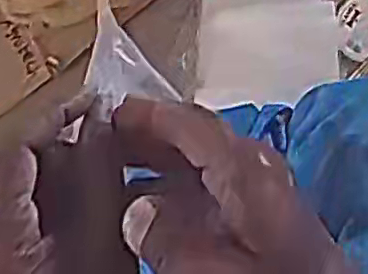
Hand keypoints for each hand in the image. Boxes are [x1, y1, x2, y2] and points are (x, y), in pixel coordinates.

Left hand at [0, 93, 126, 273]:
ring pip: (18, 198)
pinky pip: (13, 226)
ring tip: (105, 181)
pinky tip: (83, 220)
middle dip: (67, 148)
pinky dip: (50, 210)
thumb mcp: (97, 240)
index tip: (96, 99)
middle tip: (111, 142)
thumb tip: (101, 115)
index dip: (57, 113)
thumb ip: (97, 172)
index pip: (17, 145)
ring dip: (62, 180)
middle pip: (17, 169)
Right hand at [114, 98, 346, 273]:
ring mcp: (259, 182)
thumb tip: (136, 210)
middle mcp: (254, 163)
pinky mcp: (260, 205)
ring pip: (203, 157)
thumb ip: (172, 241)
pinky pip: (212, 181)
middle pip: (198, 135)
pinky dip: (179, 183)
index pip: (195, 126)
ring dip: (163, 157)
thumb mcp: (211, 269)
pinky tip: (151, 201)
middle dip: (153, 132)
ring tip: (117, 163)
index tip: (117, 109)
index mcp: (246, 166)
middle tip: (107, 132)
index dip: (154, 115)